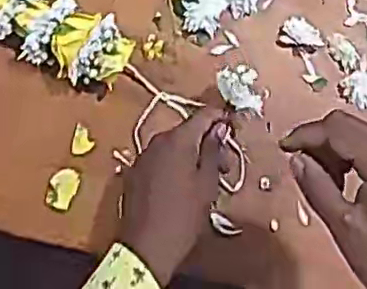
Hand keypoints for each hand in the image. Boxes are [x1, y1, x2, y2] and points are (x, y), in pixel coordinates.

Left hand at [117, 108, 234, 283]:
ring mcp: (143, 156)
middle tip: (223, 164)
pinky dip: (173, 163)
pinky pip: (159, 159)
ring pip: (173, 145)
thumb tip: (219, 128)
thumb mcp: (207, 182)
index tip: (233, 129)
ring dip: (190, 153)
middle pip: (188, 130)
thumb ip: (214, 149)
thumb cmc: (183, 215)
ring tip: (203, 177)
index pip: (204, 114)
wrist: (144, 251)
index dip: (221, 118)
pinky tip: (180, 184)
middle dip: (207, 141)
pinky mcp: (134, 173)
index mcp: (178, 138)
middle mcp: (158, 141)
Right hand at [281, 111, 366, 288]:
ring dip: (329, 147)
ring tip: (317, 178)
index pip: (336, 128)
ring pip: (351, 131)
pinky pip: (360, 143)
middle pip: (344, 123)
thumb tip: (296, 159)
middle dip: (316, 138)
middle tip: (296, 160)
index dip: (306, 134)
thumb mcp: (343, 225)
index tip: (285, 146)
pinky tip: (334, 180)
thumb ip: (317, 187)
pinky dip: (342, 154)